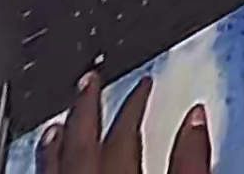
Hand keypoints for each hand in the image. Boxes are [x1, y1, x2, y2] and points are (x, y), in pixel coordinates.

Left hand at [40, 72, 210, 173]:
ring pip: (52, 173)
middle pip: (81, 148)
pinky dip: (46, 170)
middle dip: (85, 109)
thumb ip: (191, 163)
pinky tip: (48, 166)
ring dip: (54, 146)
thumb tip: (197, 115)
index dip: (134, 103)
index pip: (123, 135)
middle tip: (90, 79)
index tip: (144, 82)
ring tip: (56, 123)